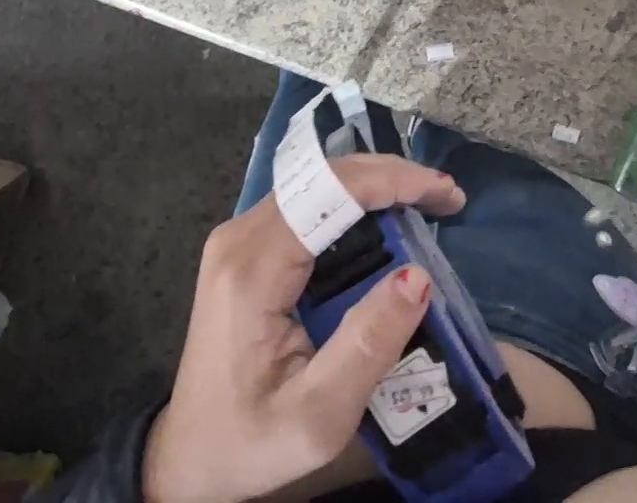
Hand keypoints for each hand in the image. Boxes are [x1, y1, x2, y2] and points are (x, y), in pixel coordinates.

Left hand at [143, 155, 468, 502]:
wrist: (188, 459)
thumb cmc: (251, 443)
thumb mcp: (318, 415)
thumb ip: (368, 345)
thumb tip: (419, 275)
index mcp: (250, 271)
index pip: (328, 193)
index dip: (391, 181)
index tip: (445, 194)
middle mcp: (239, 238)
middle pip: (323, 178)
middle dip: (392, 177)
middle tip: (448, 198)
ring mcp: (239, 240)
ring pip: (317, 186)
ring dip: (377, 187)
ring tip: (430, 204)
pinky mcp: (247, 249)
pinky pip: (309, 206)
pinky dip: (356, 204)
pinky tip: (390, 219)